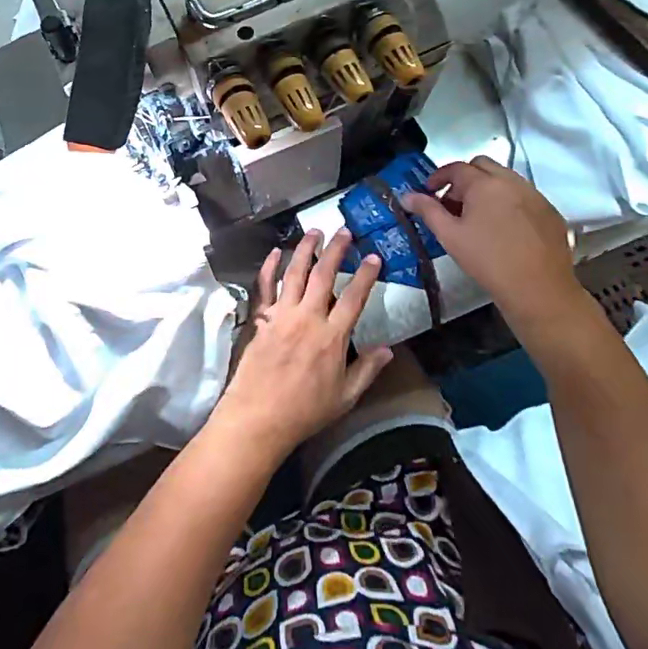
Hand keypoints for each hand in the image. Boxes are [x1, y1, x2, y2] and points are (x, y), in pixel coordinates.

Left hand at [209, 230, 394, 461]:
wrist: (259, 416)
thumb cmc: (305, 411)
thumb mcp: (345, 397)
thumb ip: (367, 370)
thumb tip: (388, 350)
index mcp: (332, 337)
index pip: (354, 297)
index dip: (366, 275)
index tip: (374, 257)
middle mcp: (308, 318)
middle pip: (323, 275)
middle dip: (335, 250)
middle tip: (344, 232)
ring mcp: (282, 315)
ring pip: (295, 273)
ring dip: (305, 250)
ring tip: (314, 231)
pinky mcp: (261, 318)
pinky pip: (265, 287)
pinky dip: (270, 267)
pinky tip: (276, 252)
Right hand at [401, 158, 603, 346]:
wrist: (538, 288)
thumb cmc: (487, 260)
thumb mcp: (449, 236)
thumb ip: (427, 210)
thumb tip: (407, 196)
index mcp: (484, 184)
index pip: (456, 168)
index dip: (438, 177)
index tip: (429, 192)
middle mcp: (512, 181)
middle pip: (482, 166)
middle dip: (464, 178)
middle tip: (453, 202)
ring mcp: (535, 195)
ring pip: (505, 179)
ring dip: (487, 188)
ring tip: (477, 216)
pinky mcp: (550, 211)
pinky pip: (524, 196)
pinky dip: (508, 202)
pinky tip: (504, 228)